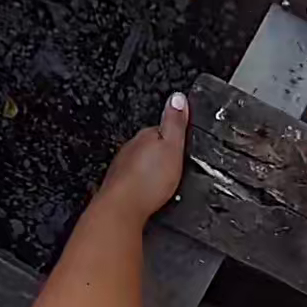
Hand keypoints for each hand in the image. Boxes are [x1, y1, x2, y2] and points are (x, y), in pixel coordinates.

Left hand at [93, 92, 190, 225]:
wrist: (123, 208)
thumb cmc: (147, 181)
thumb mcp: (172, 147)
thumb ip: (175, 123)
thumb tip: (178, 97)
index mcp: (145, 136)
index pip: (163, 129)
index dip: (177, 137)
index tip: (185, 145)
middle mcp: (131, 148)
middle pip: (152, 146)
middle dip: (163, 154)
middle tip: (178, 165)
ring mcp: (124, 166)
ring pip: (142, 163)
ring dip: (152, 169)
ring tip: (166, 180)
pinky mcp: (121, 184)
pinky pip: (137, 179)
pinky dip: (145, 183)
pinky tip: (151, 191)